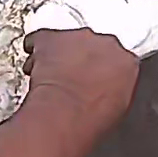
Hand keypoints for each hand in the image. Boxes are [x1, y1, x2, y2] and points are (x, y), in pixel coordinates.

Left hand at [21, 27, 138, 139]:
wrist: (66, 113)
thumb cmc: (89, 118)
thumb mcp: (117, 110)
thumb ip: (115, 92)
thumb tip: (106, 96)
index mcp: (126, 62)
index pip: (116, 58)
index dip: (101, 69)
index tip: (94, 77)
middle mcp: (105, 44)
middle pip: (91, 45)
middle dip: (80, 58)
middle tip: (70, 76)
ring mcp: (77, 38)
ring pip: (66, 41)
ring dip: (58, 55)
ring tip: (48, 75)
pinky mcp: (50, 38)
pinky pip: (40, 39)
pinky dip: (34, 49)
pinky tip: (31, 65)